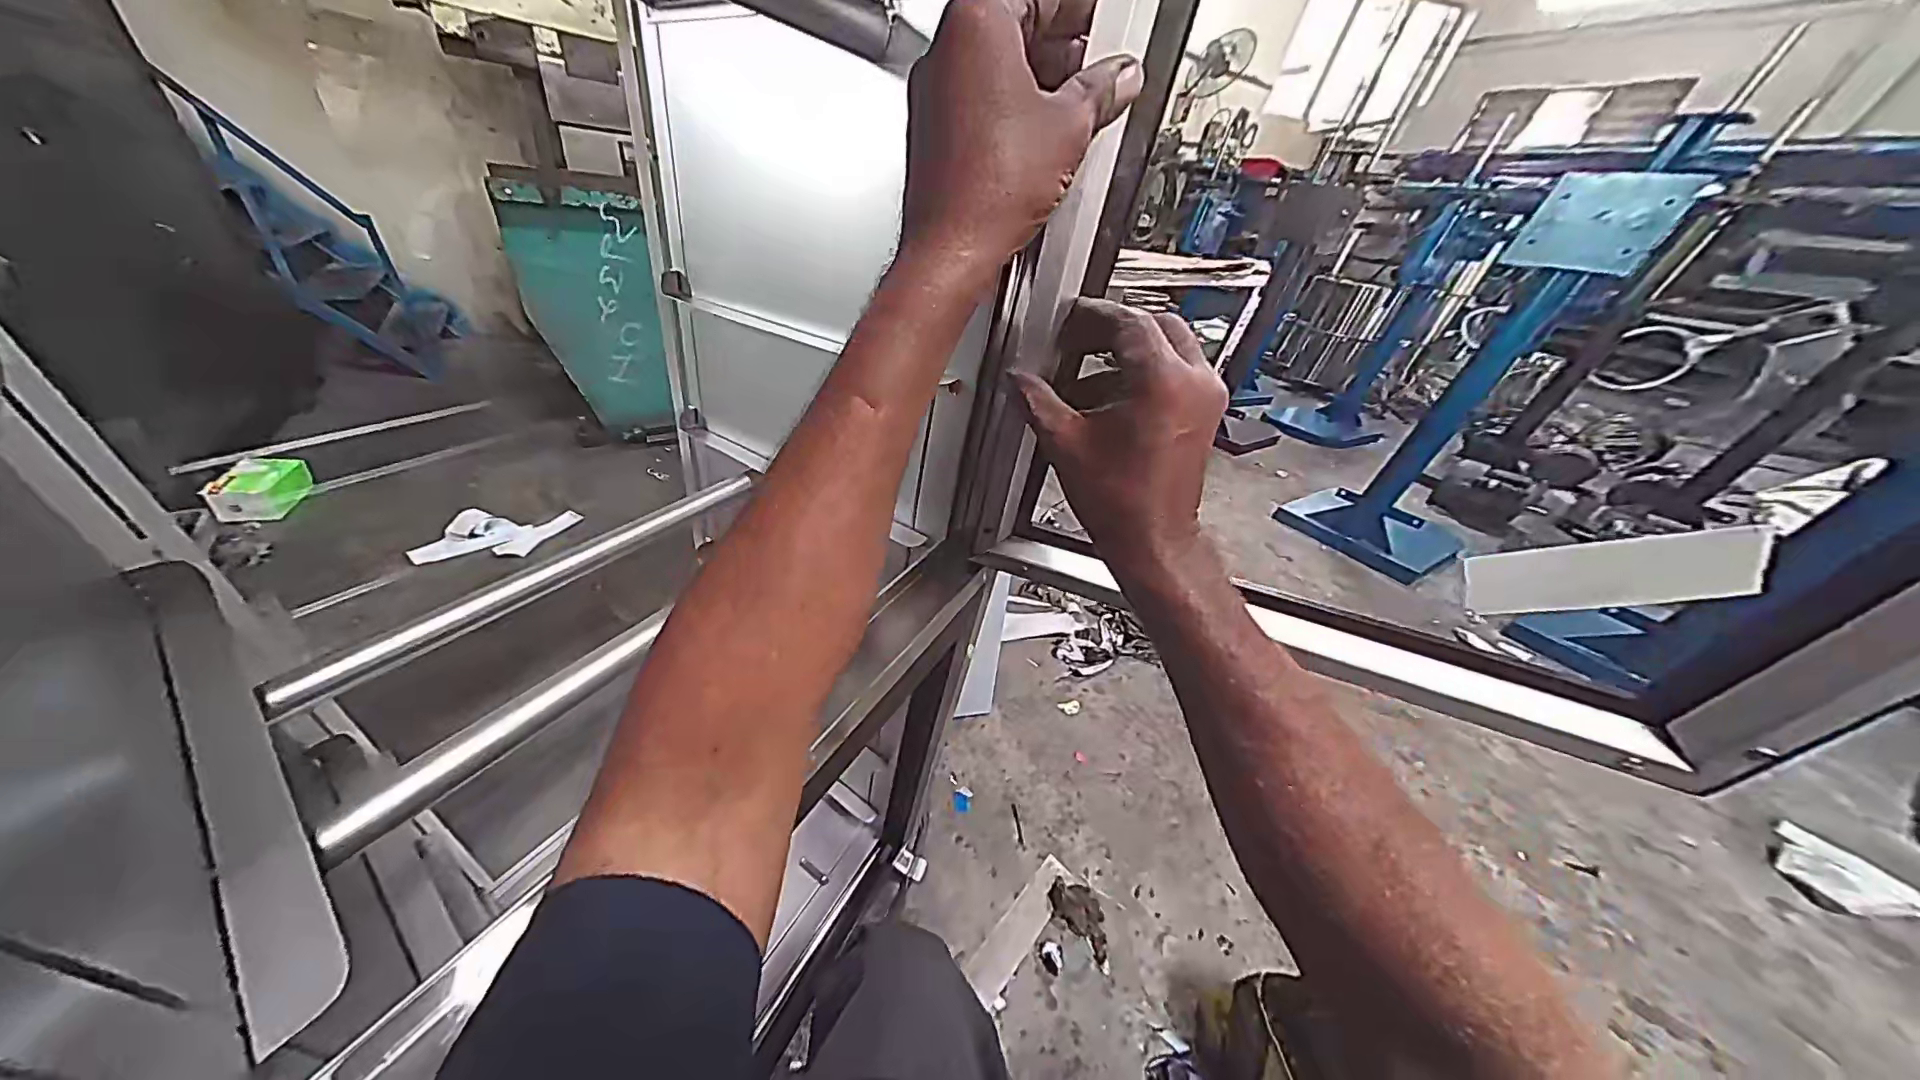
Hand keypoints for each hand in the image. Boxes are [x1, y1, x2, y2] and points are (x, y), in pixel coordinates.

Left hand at [902, 0, 1141, 272]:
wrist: (952, 250)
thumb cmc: (988, 191)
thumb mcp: (1070, 128)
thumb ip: (1101, 90)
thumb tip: (1119, 79)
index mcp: (975, 22)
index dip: (1081, 9)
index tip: (1107, 21)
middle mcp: (946, 53)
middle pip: (1016, 25)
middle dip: (1064, 44)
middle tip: (1101, 65)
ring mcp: (935, 96)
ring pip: (998, 67)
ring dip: (1042, 81)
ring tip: (1080, 107)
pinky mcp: (936, 136)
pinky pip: (982, 104)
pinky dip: (1015, 111)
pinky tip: (1046, 137)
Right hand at [1013, 297, 1225, 572]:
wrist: (1152, 539)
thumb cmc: (1122, 504)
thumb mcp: (1066, 443)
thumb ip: (1037, 401)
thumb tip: (1020, 381)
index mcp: (1162, 382)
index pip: (1129, 321)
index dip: (1093, 315)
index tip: (1073, 318)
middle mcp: (1194, 383)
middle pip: (1156, 325)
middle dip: (1113, 330)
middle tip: (1079, 340)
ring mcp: (1206, 398)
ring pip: (1170, 347)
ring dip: (1129, 353)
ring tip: (1086, 373)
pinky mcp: (1205, 414)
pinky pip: (1178, 373)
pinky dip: (1145, 374)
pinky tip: (1108, 397)